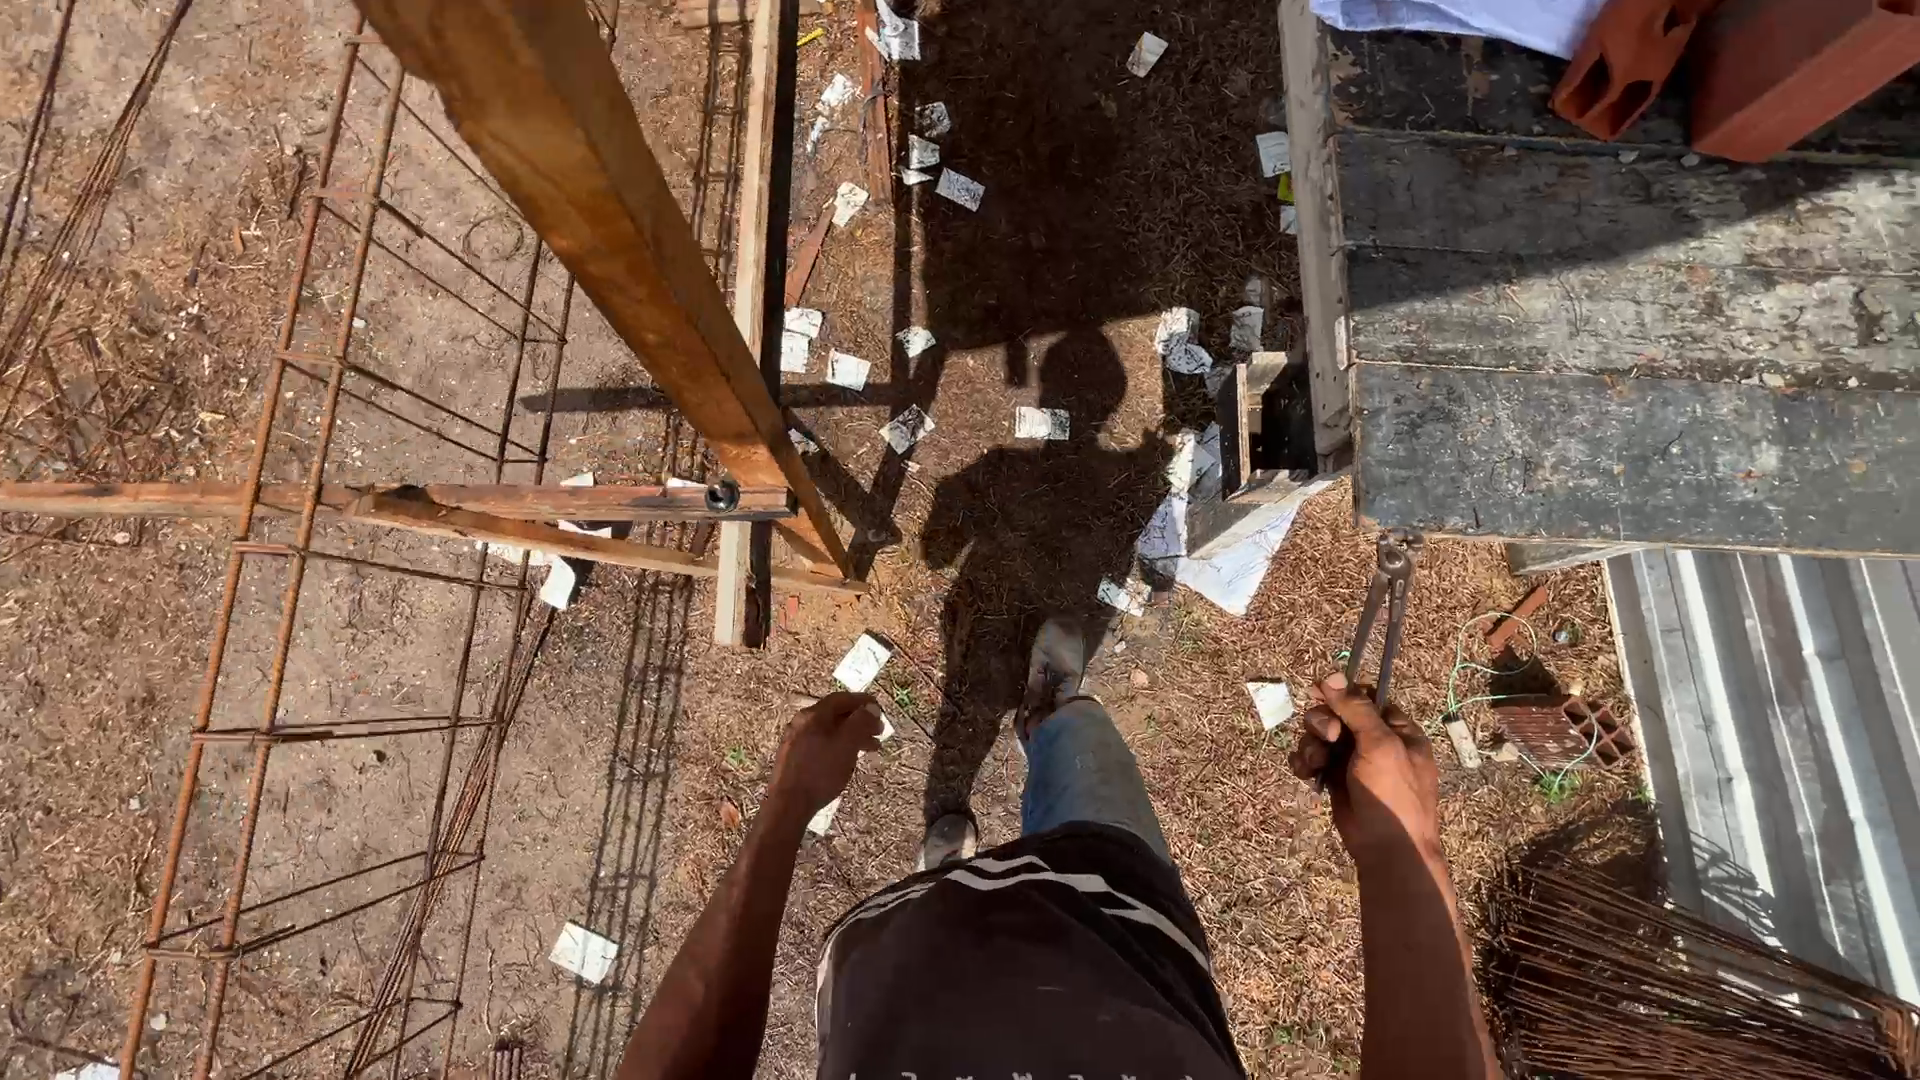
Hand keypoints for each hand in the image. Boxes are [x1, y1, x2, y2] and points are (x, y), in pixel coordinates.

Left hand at [769, 692, 883, 816]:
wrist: (788, 805)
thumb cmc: (821, 771)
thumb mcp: (847, 744)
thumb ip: (861, 722)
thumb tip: (871, 707)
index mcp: (814, 714)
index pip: (842, 699)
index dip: (863, 701)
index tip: (879, 709)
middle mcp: (802, 722)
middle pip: (836, 714)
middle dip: (860, 721)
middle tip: (879, 732)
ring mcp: (795, 739)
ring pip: (829, 730)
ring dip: (852, 735)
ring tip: (870, 749)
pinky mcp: (793, 756)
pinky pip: (821, 742)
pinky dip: (838, 745)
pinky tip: (847, 758)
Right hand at [1289, 673, 1441, 868]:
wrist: (1387, 848)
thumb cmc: (1393, 793)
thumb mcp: (1380, 745)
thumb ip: (1355, 709)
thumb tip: (1331, 674)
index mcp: (1397, 731)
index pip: (1364, 698)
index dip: (1340, 694)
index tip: (1318, 691)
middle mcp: (1373, 742)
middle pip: (1335, 714)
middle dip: (1323, 723)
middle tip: (1326, 737)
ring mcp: (1352, 761)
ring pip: (1318, 736)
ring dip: (1311, 745)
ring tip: (1315, 763)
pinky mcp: (1333, 778)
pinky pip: (1310, 759)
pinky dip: (1304, 763)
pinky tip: (1306, 773)